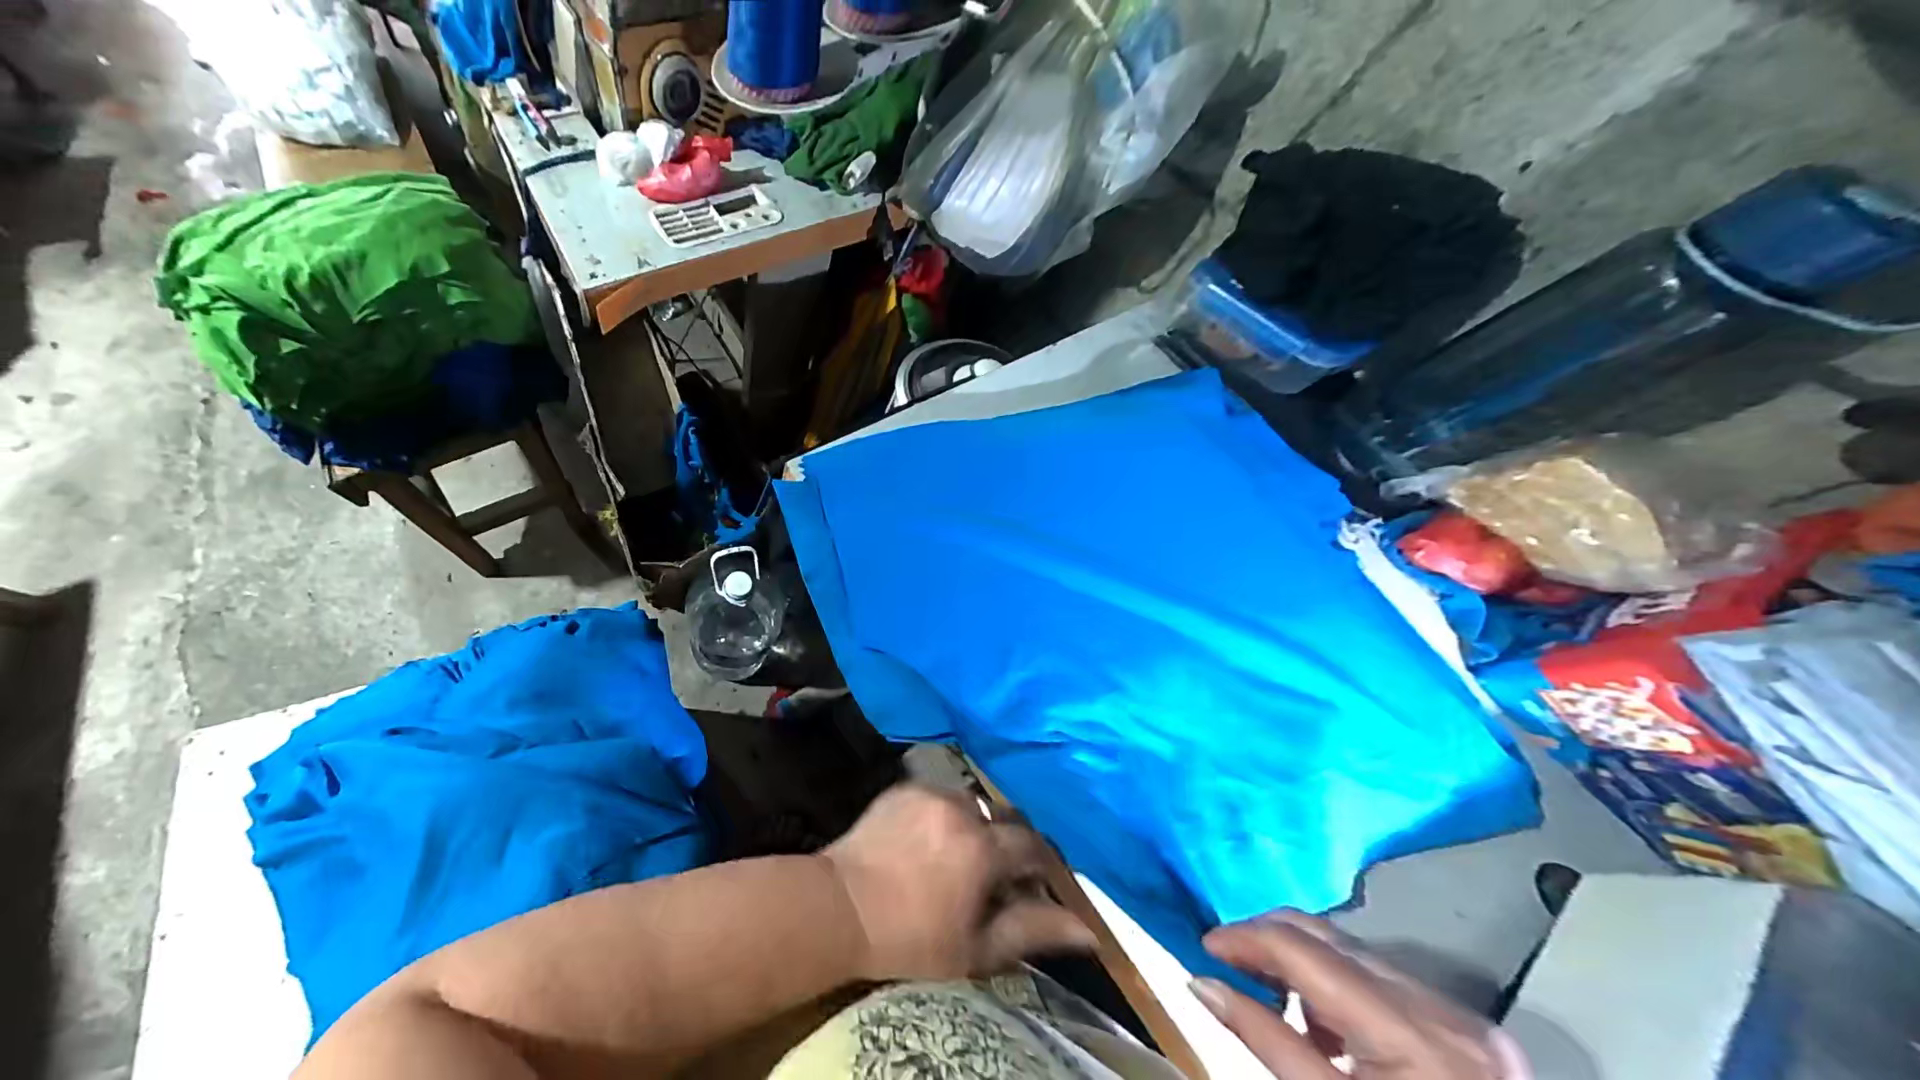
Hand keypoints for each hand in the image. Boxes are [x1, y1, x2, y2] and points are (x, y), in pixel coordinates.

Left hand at [821, 784, 1095, 980]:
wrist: (837, 908)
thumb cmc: (909, 938)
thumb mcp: (974, 949)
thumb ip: (1032, 930)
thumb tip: (1086, 930)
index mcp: (983, 848)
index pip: (1034, 845)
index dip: (1042, 865)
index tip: (1038, 884)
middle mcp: (962, 809)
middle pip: (1004, 818)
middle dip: (1009, 843)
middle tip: (998, 874)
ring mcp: (929, 793)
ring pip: (972, 804)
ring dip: (976, 827)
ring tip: (959, 857)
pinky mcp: (904, 789)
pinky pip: (939, 796)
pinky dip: (944, 815)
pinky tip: (929, 841)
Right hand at [1192, 910, 1525, 1079]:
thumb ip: (1265, 1039)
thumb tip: (1202, 984)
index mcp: (1406, 1033)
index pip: (1305, 950)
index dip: (1246, 938)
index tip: (1203, 946)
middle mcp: (1438, 1005)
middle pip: (1330, 935)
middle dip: (1269, 938)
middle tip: (1225, 959)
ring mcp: (1460, 1013)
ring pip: (1354, 952)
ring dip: (1301, 959)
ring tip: (1266, 991)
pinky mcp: (1467, 1025)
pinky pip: (1383, 979)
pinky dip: (1339, 984)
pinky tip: (1323, 1023)